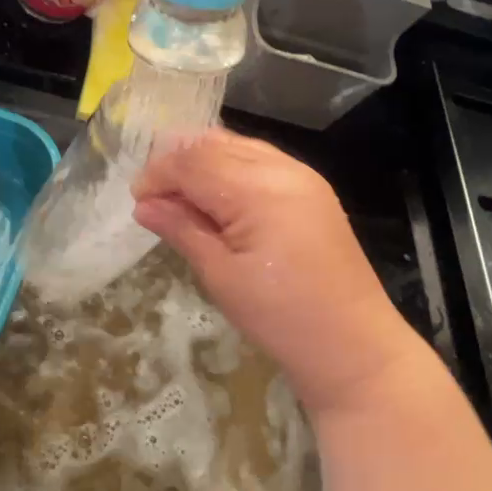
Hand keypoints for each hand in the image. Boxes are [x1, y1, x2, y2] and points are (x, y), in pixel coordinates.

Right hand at [132, 130, 421, 414]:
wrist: (354, 347)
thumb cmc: (281, 318)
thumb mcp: (221, 276)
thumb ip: (182, 229)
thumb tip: (144, 205)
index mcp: (258, 190)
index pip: (193, 159)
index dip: (158, 173)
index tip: (137, 200)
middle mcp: (282, 169)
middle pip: (213, 143)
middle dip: (176, 162)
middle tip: (152, 196)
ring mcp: (301, 175)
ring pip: (236, 145)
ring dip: (201, 161)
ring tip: (179, 196)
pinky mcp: (311, 188)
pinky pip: (259, 159)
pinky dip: (228, 167)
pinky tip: (215, 196)